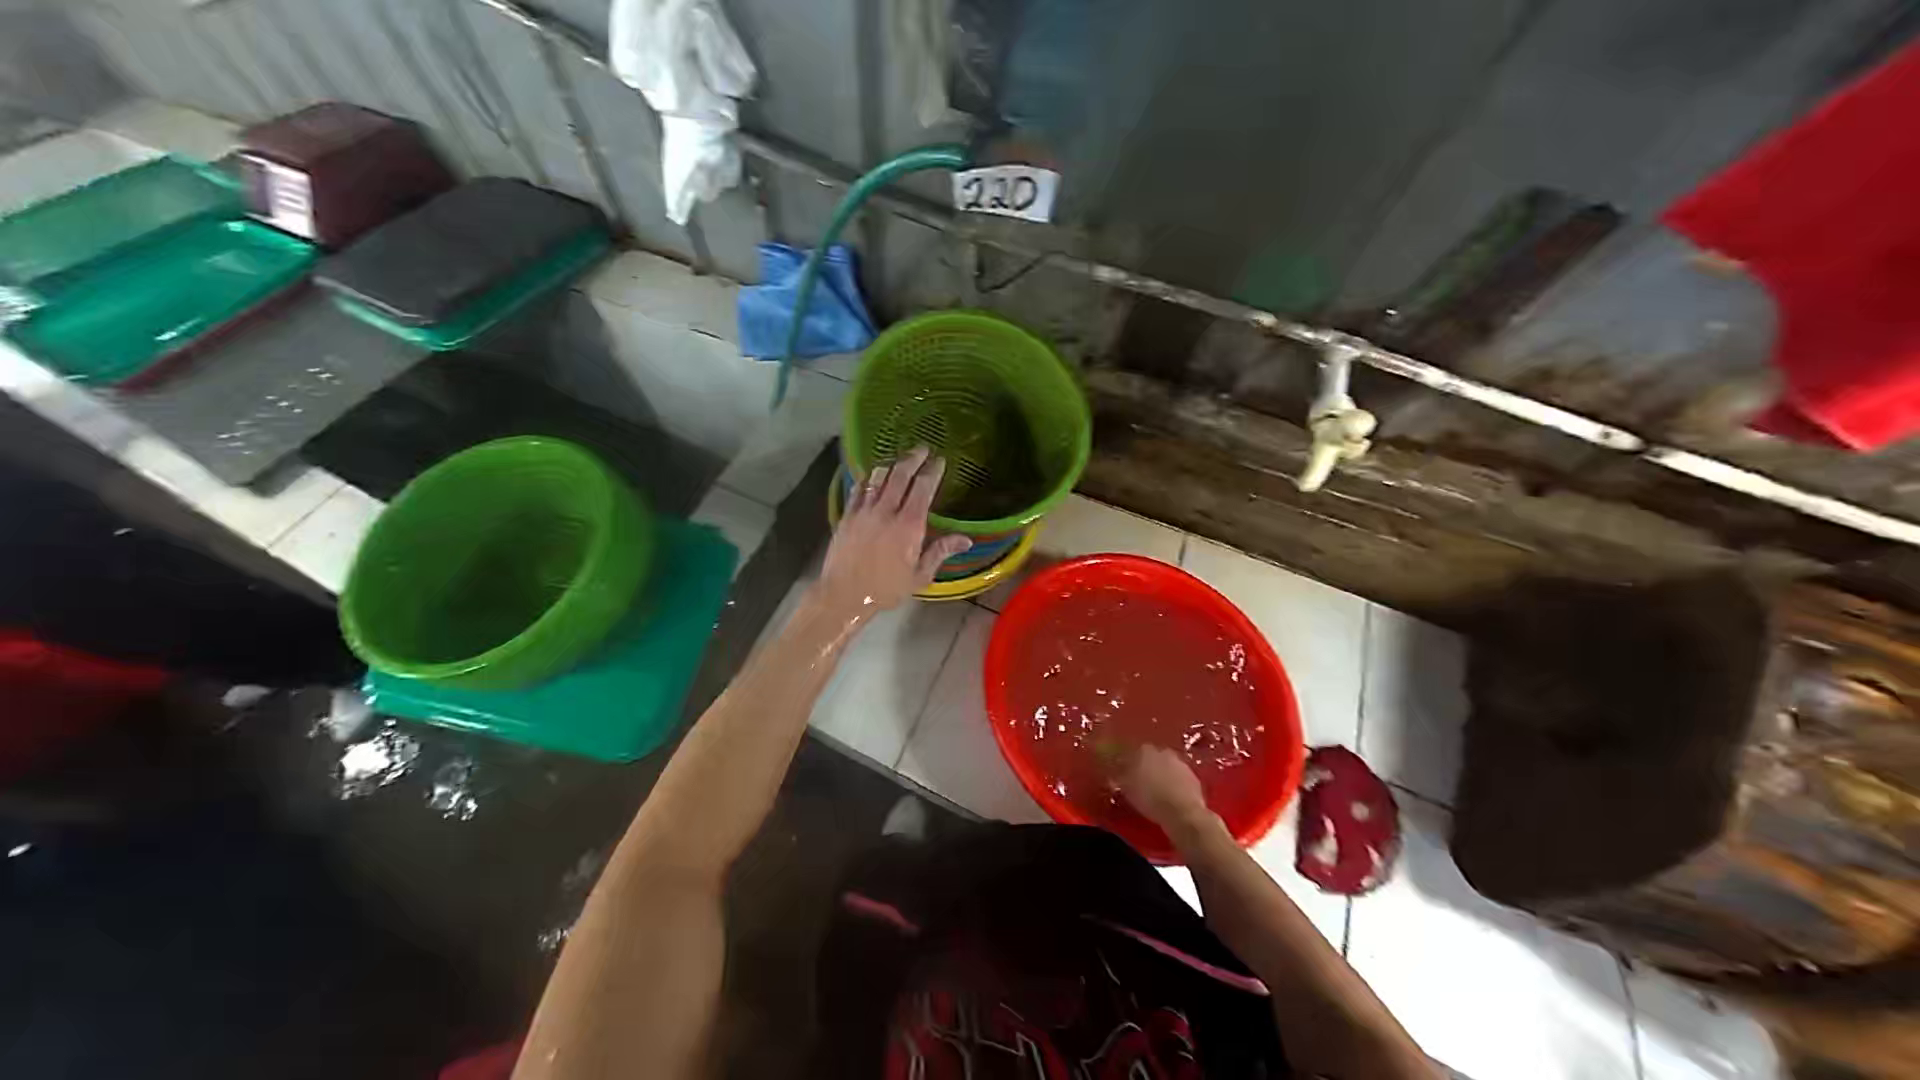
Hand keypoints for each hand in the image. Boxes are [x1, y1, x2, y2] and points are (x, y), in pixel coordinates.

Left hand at [816, 446, 971, 617]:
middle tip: (922, 449)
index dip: (933, 471)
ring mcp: (864, 511)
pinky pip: (859, 488)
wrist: (844, 595)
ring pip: (878, 477)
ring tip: (899, 460)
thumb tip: (966, 539)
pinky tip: (873, 476)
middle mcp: (886, 511)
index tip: (940, 461)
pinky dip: (868, 478)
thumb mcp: (920, 576)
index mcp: (909, 525)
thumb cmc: (886, 590)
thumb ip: (940, 552)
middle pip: (901, 474)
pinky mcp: (847, 515)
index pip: (923, 488)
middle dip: (913, 458)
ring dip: (891, 464)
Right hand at [1117, 746, 1214, 836]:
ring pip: (1167, 766)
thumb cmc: (1150, 799)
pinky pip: (1180, 777)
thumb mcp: (1128, 789)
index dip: (1128, 762)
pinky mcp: (1194, 777)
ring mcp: (1181, 763)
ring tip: (1157, 790)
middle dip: (1147, 766)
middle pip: (1152, 757)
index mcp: (1144, 751)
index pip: (1133, 752)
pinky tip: (1171, 795)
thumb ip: (1120, 777)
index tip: (1124, 772)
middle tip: (1141, 781)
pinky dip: (1175, 783)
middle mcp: (1163, 752)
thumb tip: (1114, 773)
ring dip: (1162, 774)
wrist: (1183, 814)